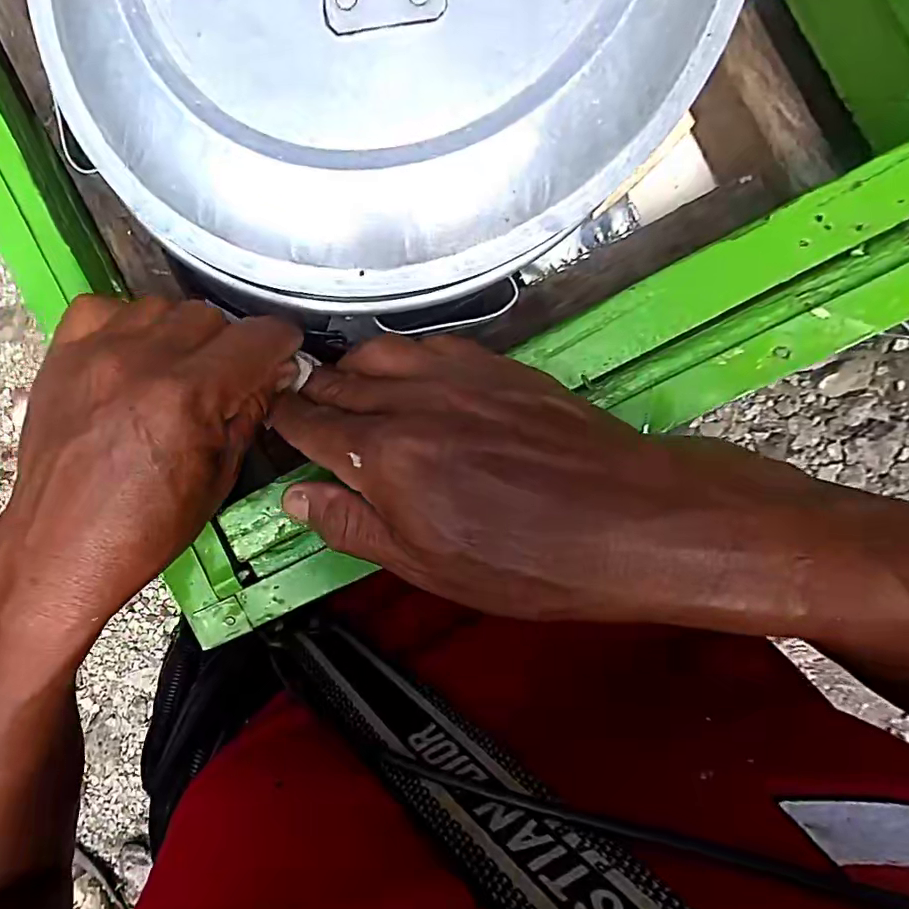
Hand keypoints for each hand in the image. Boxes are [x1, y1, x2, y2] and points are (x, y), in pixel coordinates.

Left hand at [0, 296, 300, 640]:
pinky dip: (124, 328)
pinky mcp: (62, 358)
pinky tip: (127, 361)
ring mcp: (95, 354)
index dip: (278, 349)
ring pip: (160, 308)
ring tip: (168, 378)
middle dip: (226, 349)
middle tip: (219, 385)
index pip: (257, 337)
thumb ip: (246, 417)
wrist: (62, 545)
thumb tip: (267, 378)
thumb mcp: (215, 482)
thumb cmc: (135, 531)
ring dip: (176, 338)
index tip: (275, 359)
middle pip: (210, 317)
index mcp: (185, 397)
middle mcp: (140, 362)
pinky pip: (103, 310)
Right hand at [269, 334, 853, 628]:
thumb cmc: (524, 560)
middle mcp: (411, 403)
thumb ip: (348, 524)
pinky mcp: (496, 368)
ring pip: (375, 353)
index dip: (281, 421)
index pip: (308, 423)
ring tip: (343, 391)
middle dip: (306, 394)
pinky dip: (398, 357)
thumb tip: (295, 497)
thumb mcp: (420, 564)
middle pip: (334, 383)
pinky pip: (426, 345)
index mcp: (383, 457)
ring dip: (347, 370)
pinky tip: (404, 379)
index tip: (271, 422)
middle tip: (297, 409)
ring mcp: (456, 377)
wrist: (636, 524)